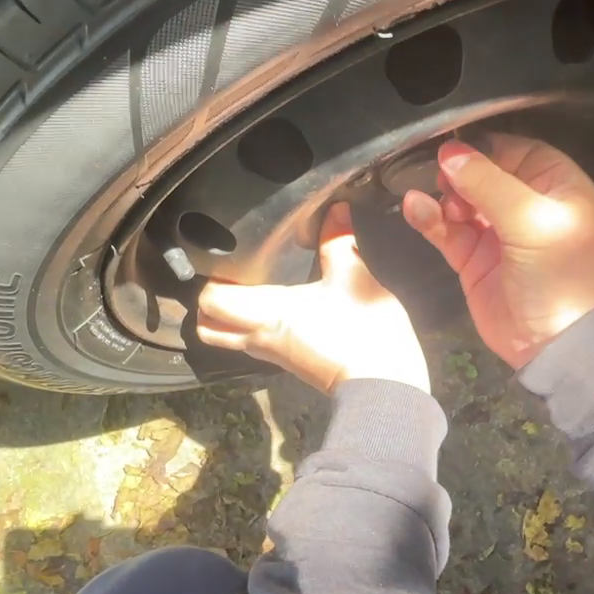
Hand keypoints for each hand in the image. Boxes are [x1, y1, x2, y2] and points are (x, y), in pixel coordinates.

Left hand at [197, 203, 429, 394]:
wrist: (384, 385)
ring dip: (229, 318)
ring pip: (229, 339)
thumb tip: (335, 208)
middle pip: (208, 328)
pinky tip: (276, 307)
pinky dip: (251, 327)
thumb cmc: (364, 330)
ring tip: (249, 288)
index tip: (222, 259)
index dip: (208, 280)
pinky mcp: (289, 364)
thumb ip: (338, 241)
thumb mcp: (354, 278)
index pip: (210, 302)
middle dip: (210, 304)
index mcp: (266, 313)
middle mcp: (259, 338)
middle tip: (228, 277)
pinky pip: (253, 344)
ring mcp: (272, 356)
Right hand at [401, 135, 593, 368]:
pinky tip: (416, 208)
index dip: (486, 149)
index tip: (454, 148)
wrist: (560, 347)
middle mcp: (527, 207)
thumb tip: (451, 153)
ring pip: (461, 202)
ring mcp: (498, 235)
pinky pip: (447, 231)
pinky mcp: (473, 261)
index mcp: (557, 188)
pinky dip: (430, 220)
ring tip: (437, 202)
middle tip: (443, 179)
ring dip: (443, 197)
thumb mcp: (533, 221)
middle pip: (484, 174)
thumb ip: (489, 183)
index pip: (517, 151)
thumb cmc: (562, 275)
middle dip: (460, 174)